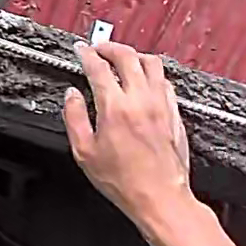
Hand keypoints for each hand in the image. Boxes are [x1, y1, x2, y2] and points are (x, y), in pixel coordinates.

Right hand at [63, 41, 196, 226]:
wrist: (160, 198)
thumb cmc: (124, 181)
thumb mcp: (84, 152)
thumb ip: (75, 117)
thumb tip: (71, 96)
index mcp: (115, 108)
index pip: (98, 67)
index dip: (87, 54)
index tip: (81, 50)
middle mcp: (141, 101)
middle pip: (127, 56)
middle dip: (110, 47)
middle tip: (99, 48)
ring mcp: (161, 105)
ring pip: (152, 63)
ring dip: (134, 55)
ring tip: (122, 58)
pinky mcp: (174, 114)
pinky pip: (165, 81)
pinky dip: (152, 73)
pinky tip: (144, 79)